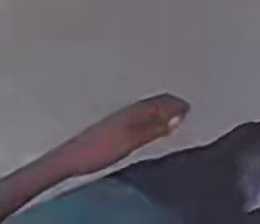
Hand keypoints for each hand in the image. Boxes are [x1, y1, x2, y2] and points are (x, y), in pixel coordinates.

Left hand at [53, 94, 189, 176]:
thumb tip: (179, 118)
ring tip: (170, 119)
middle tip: (184, 112)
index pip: (167, 101)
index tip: (190, 110)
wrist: (69, 158)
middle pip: (160, 101)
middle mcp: (133, 106)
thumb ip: (156, 129)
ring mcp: (123, 113)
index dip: (180, 105)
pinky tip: (149, 125)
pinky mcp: (115, 122)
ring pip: (150, 106)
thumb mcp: (133, 141)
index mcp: (139, 108)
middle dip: (173, 104)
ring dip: (163, 110)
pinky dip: (152, 116)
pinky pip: (142, 113)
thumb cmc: (101, 149)